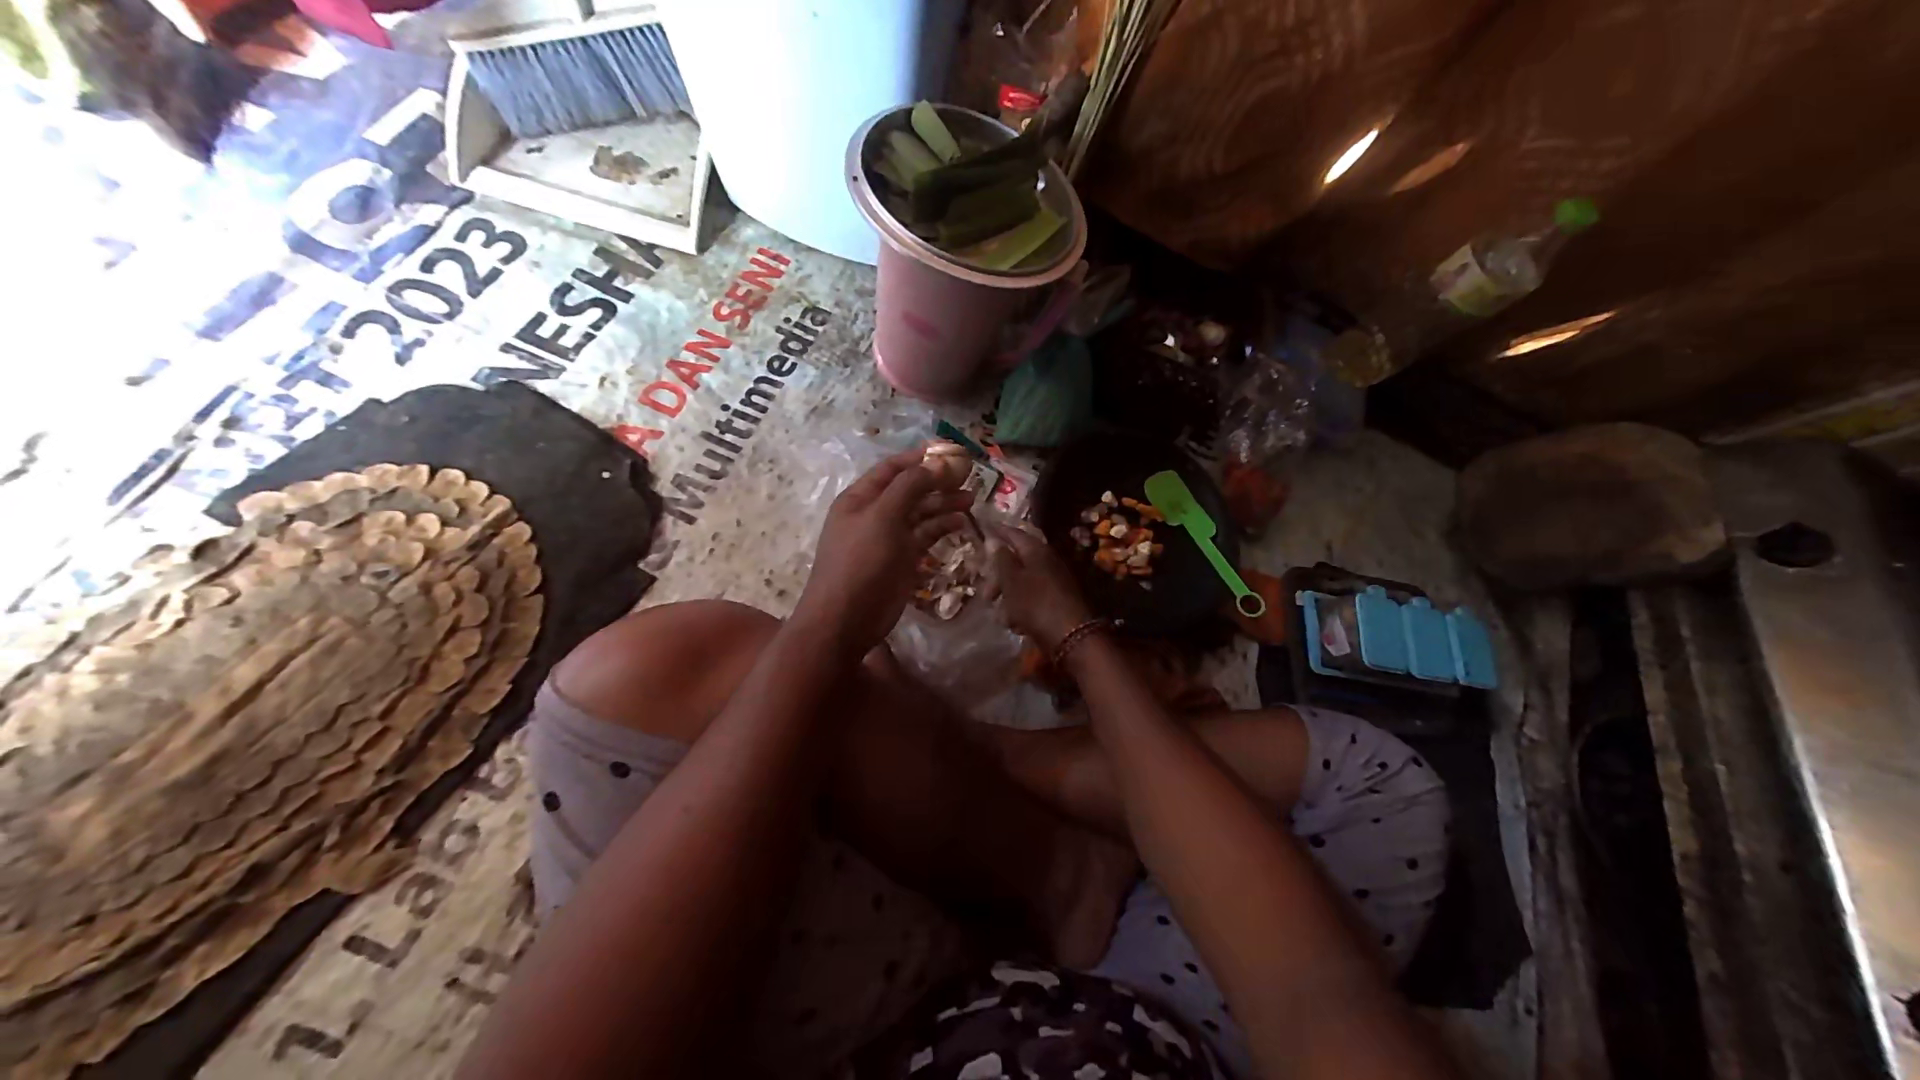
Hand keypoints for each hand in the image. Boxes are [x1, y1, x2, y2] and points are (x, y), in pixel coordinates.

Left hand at [792, 446, 972, 655]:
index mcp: (861, 498)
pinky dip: (942, 527)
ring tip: (972, 499)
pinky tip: (962, 522)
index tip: (951, 451)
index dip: (920, 458)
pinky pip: (925, 536)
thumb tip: (936, 462)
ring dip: (944, 504)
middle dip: (937, 481)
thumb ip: (909, 486)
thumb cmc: (860, 562)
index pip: (893, 468)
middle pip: (910, 489)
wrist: (845, 619)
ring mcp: (889, 538)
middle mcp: (875, 514)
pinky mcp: (903, 560)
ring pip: (920, 513)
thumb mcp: (883, 516)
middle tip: (969, 476)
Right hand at [987, 524, 1094, 649]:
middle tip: (986, 594)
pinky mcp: (1055, 601)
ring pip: (1021, 583)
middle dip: (998, 577)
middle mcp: (1046, 562)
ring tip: (1000, 616)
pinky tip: (1015, 624)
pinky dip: (1020, 609)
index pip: (1014, 534)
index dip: (998, 531)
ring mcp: (1052, 582)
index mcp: (1037, 551)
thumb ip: (1001, 559)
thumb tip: (994, 539)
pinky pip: (1031, 600)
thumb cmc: (1035, 603)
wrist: (1070, 636)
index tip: (983, 528)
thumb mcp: (1012, 580)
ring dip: (1007, 597)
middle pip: (1016, 561)